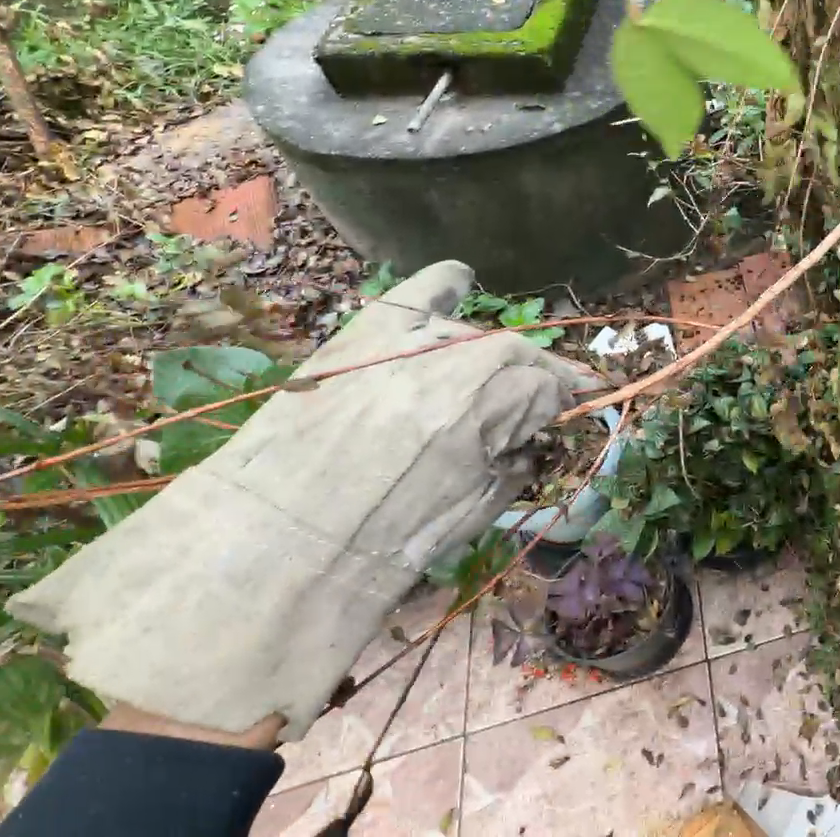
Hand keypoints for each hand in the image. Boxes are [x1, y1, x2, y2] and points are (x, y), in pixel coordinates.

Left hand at [8, 262, 599, 740]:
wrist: (279, 549)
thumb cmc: (390, 542)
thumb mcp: (480, 505)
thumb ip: (523, 454)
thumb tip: (541, 427)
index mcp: (488, 406)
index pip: (554, 384)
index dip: (561, 406)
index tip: (557, 423)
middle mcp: (451, 361)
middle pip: (522, 351)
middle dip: (534, 380)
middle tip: (522, 411)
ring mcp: (402, 343)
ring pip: (477, 331)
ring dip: (489, 357)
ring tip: (472, 387)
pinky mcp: (360, 336)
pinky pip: (420, 293)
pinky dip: (446, 290)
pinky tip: (457, 293)